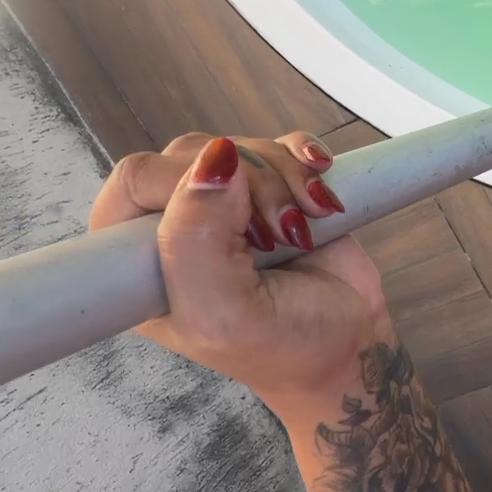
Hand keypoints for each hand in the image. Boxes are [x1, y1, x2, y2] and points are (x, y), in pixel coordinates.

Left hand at [88, 132, 387, 405]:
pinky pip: (285, 146)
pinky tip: (323, 187)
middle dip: (255, 183)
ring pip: (244, 148)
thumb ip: (197, 241)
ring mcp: (232, 206)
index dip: (195, 185)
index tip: (246, 229)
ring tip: (310, 223)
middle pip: (196, 153)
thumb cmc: (284, 346)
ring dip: (289, 177)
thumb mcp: (225, 312)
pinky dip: (309, 158)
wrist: (352, 345)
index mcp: (140, 260)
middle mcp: (179, 226)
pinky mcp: (281, 192)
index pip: (139, 178)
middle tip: (285, 232)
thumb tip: (214, 160)